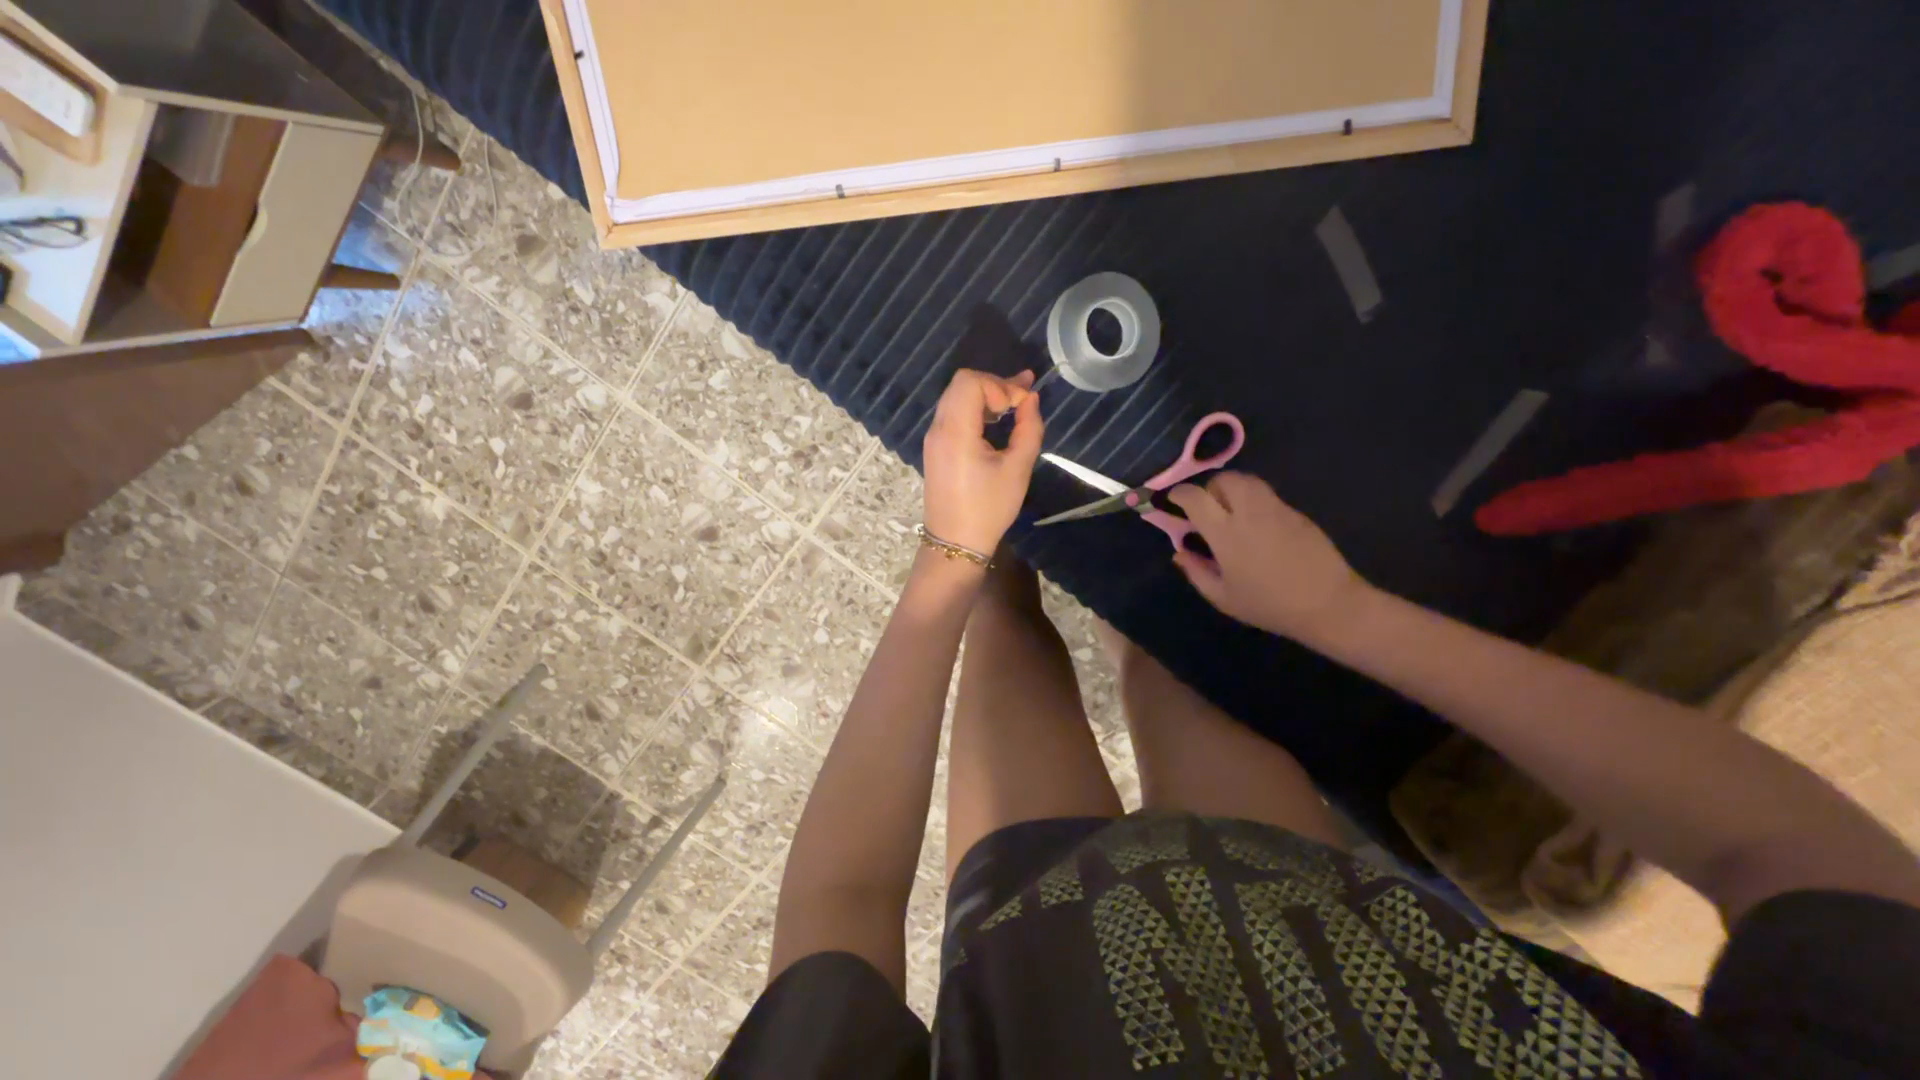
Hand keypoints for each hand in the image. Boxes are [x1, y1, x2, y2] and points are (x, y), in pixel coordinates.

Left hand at [921, 369, 1043, 553]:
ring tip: (1013, 407)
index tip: (1023, 405)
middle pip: (962, 383)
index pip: (972, 382)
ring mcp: (933, 438)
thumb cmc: (989, 508)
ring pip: (956, 397)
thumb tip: (1031, 399)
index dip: (1001, 385)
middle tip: (1022, 398)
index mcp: (955, 431)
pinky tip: (994, 422)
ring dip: (985, 397)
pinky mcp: (935, 448)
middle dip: (994, 386)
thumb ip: (1028, 428)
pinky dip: (974, 410)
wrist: (956, 543)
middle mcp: (938, 428)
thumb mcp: (1018, 469)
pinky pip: (953, 414)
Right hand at [1167, 472, 1368, 641]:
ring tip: (1232, 514)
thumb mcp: (1224, 598)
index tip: (1173, 500)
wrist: (1327, 604)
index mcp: (1225, 533)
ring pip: (1249, 482)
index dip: (1179, 494)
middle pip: (1224, 479)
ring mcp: (1277, 509)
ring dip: (1233, 490)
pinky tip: (1259, 529)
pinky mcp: (1297, 513)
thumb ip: (1197, 572)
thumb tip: (1180, 553)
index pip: (1195, 497)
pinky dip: (1255, 503)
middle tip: (1208, 509)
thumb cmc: (1269, 605)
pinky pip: (1268, 497)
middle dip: (1210, 488)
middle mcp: (1249, 512)